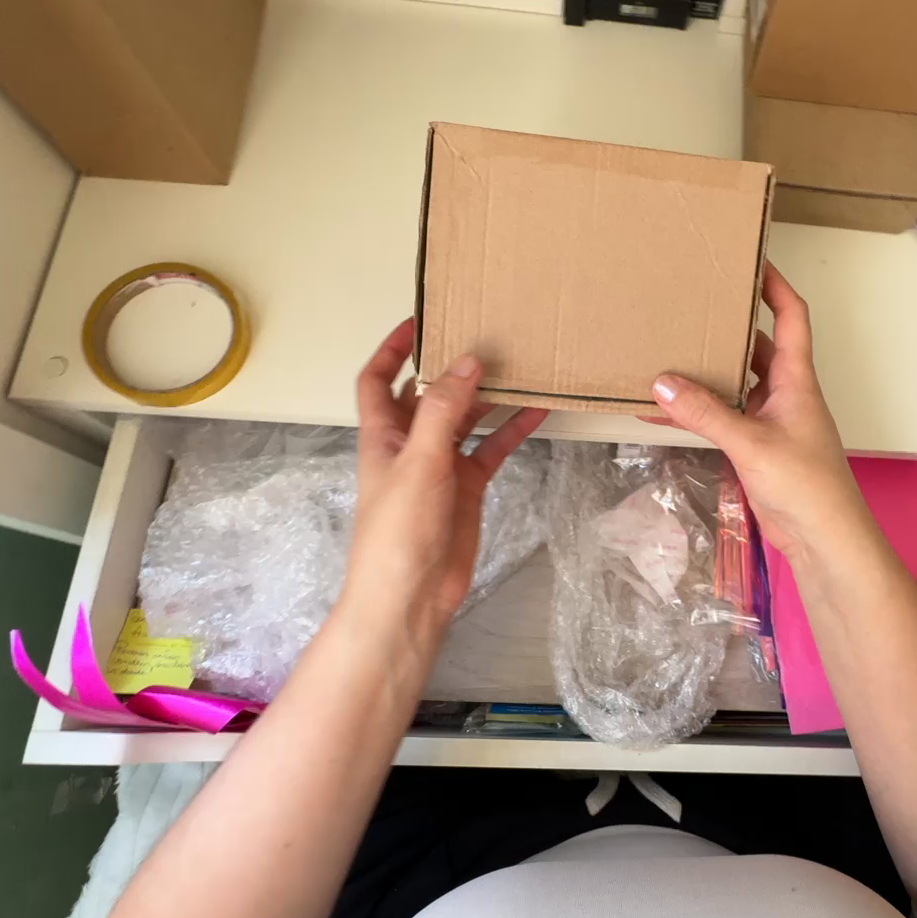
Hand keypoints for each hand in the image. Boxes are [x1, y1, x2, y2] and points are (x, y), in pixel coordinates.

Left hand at [343, 320, 547, 634]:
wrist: (412, 595)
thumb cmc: (399, 529)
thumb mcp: (419, 462)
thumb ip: (443, 410)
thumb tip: (468, 360)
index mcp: (384, 434)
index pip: (378, 380)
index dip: (392, 350)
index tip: (419, 321)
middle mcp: (412, 443)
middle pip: (430, 394)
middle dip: (452, 367)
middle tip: (486, 335)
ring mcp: (442, 465)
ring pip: (467, 419)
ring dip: (489, 396)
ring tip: (519, 366)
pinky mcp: (468, 486)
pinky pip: (492, 448)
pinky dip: (512, 430)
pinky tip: (538, 413)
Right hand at [648, 266, 870, 561]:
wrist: (823, 539)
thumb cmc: (803, 482)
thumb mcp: (752, 442)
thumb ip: (706, 413)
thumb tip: (660, 381)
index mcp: (796, 379)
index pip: (792, 317)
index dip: (775, 285)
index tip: (750, 259)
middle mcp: (785, 393)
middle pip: (757, 347)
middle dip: (728, 327)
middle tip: (693, 306)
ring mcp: (771, 421)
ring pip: (736, 384)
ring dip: (708, 372)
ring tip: (668, 350)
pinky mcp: (756, 448)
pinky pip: (723, 418)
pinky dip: (696, 412)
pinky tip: (660, 410)